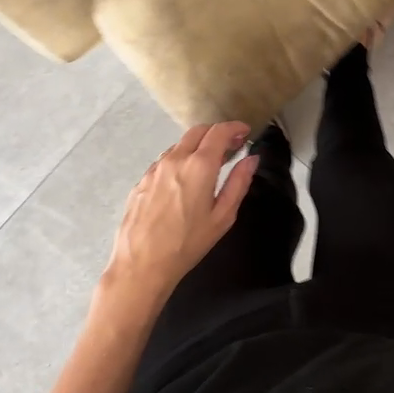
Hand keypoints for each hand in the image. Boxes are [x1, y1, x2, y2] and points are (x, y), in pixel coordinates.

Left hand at [99, 122, 258, 309]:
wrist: (141, 264)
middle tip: (231, 146)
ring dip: (197, 146)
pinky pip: (164, 161)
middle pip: (197, 131)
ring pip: (179, 145)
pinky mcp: (141, 180)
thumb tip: (251, 159)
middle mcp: (175, 159)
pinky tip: (184, 181)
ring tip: (209, 164)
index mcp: (199, 166)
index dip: (235, 128)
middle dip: (216, 133)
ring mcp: (154, 168)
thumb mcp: (223, 217)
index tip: (245, 132)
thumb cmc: (187, 244)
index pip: (219, 132)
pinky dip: (180, 161)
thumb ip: (239, 183)